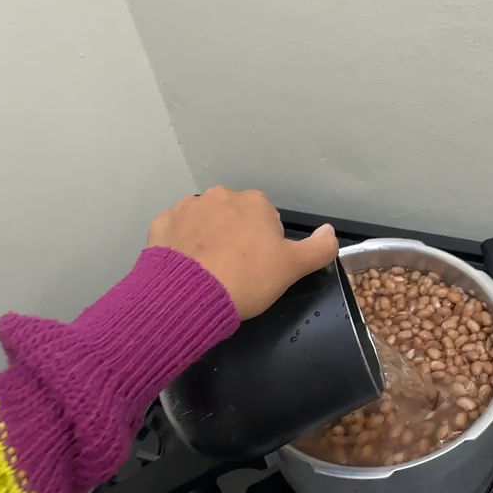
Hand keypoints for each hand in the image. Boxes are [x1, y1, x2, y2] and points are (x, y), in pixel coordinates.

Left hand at [147, 187, 338, 318]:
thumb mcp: (293, 268)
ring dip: (208, 239)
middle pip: (235, 216)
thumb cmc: (246, 279)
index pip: (267, 219)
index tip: (261, 268)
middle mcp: (220, 196)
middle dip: (236, 237)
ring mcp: (187, 208)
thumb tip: (330, 231)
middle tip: (236, 271)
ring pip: (204, 222)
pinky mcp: (161, 225)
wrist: (186, 296)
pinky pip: (176, 232)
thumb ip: (319, 248)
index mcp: (255, 202)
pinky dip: (181, 246)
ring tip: (208, 272)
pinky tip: (184, 268)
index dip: (267, 245)